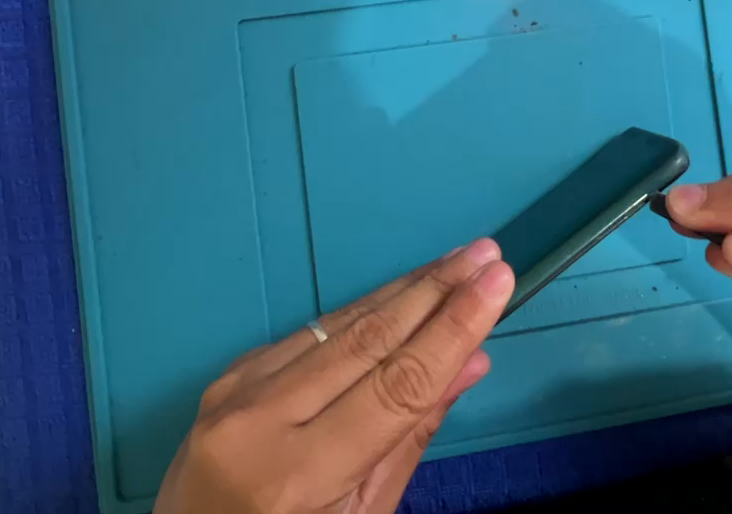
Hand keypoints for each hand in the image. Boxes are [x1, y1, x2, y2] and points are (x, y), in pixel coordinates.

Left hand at [155, 239, 513, 513]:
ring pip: (342, 322)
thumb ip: (411, 437)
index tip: (496, 282)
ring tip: (458, 259)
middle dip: (435, 289)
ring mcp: (239, 387)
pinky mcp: (234, 369)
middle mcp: (259, 419)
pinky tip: (406, 288)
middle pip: (368, 339)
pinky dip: (368, 308)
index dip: (453, 328)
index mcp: (293, 477)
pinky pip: (314, 331)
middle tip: (486, 254)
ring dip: (407, 287)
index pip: (396, 386)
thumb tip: (471, 360)